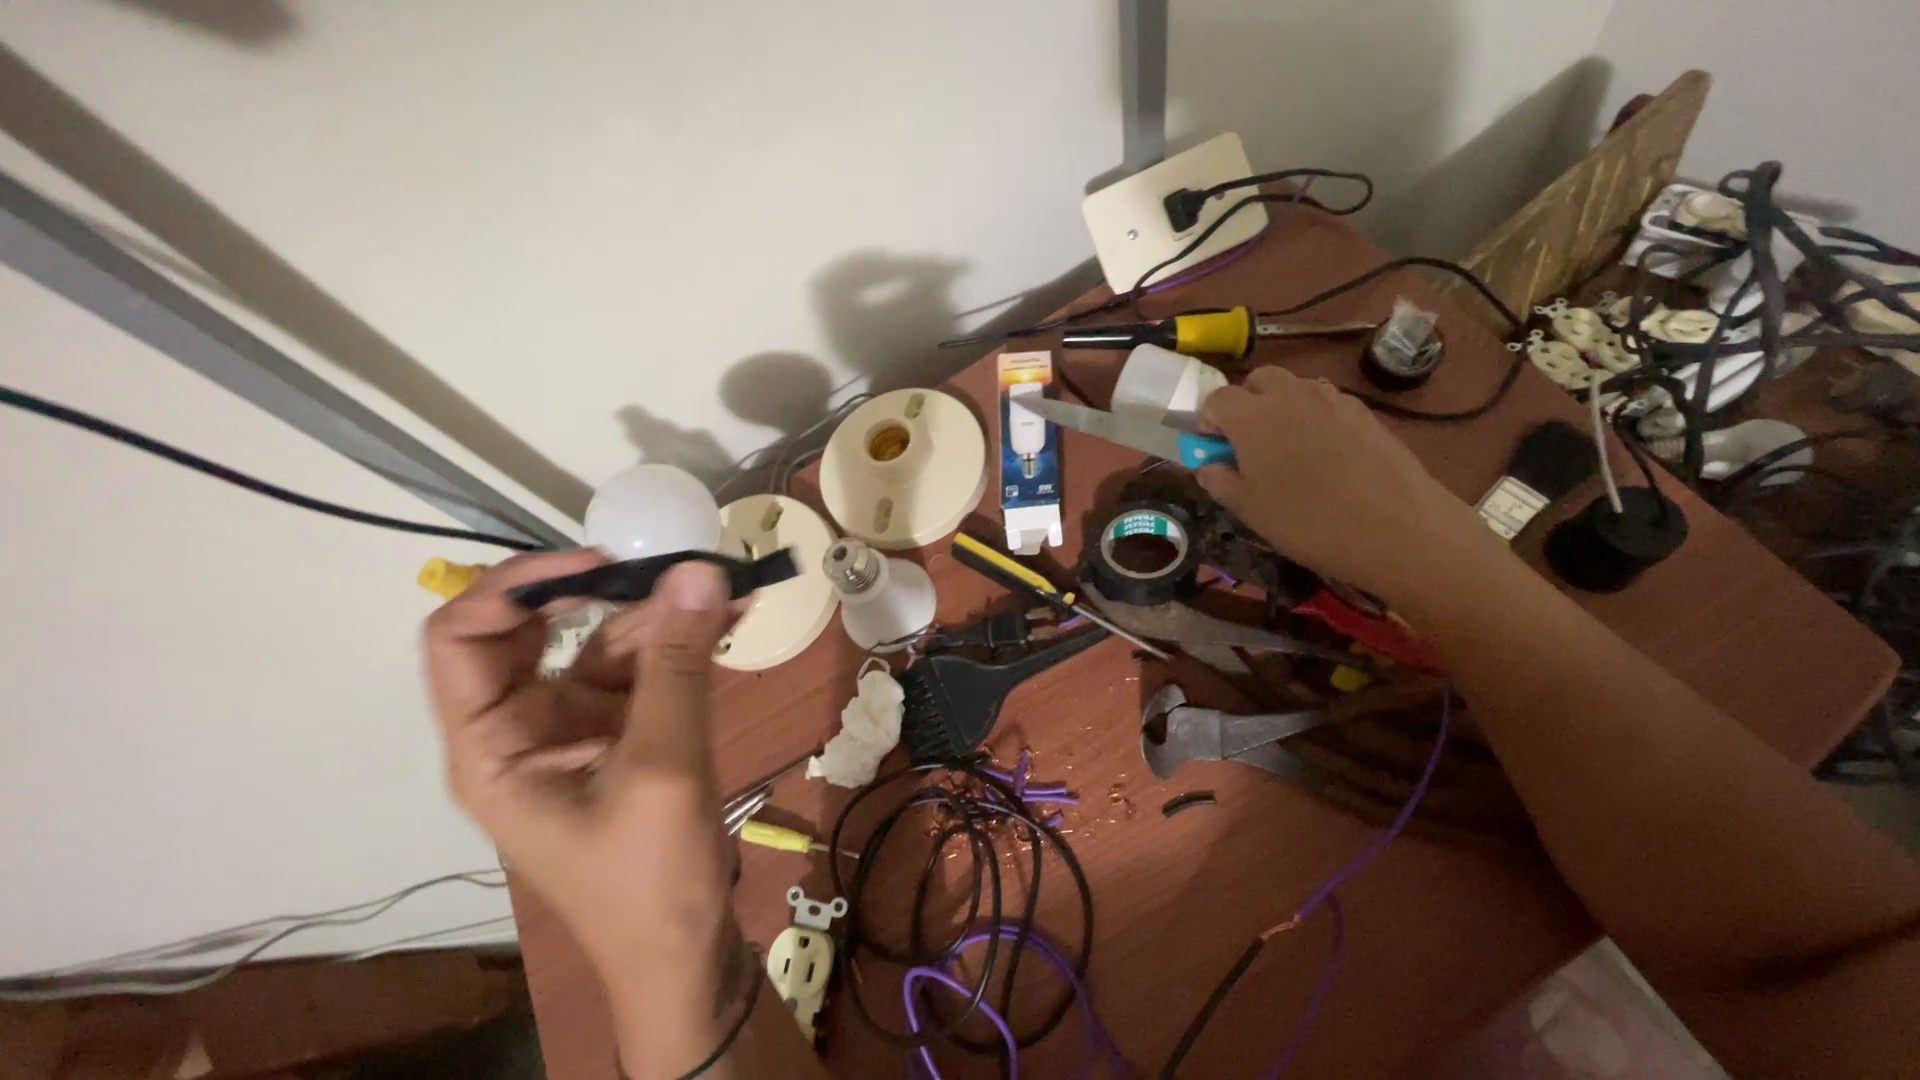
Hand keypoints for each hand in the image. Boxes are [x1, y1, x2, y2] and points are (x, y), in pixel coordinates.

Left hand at [423, 552, 747, 1077]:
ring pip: (603, 644)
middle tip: (667, 567)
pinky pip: (648, 671)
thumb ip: (677, 664)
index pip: (463, 637)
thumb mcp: (662, 767)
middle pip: (536, 630)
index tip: (600, 565)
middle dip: (602, 592)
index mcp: (492, 745)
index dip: (519, 586)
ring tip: (725, 586)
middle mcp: (523, 726)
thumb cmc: (649, 879)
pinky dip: (685, 644)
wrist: (685, 955)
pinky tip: (731, 620)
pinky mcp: (624, 736)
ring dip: (662, 614)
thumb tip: (699, 570)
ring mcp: (577, 729)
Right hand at [1198, 366, 1505, 606]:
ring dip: (1281, 406)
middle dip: (1247, 402)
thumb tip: (1208, 467)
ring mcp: (1330, 399)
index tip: (1213, 447)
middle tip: (1248, 442)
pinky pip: (1326, 402)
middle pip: (1258, 380)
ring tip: (1288, 448)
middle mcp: (1289, 395)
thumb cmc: (1307, 521)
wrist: (1395, 526)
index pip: (1217, 399)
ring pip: (1295, 387)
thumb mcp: (1250, 510)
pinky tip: (1325, 454)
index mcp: (1251, 416)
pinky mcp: (1363, 411)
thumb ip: (1221, 482)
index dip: (1209, 421)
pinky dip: (1315, 417)